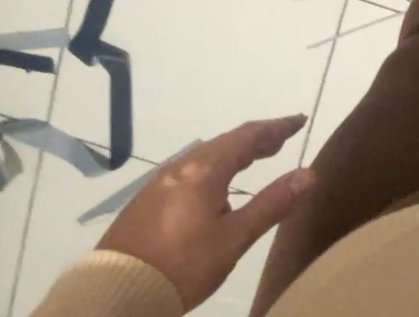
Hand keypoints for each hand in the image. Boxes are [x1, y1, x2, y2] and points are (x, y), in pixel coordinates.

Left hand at [97, 115, 314, 308]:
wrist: (109, 302)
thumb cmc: (180, 267)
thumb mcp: (234, 239)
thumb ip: (272, 203)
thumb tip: (309, 174)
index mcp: (204, 170)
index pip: (248, 136)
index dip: (277, 127)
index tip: (299, 120)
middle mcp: (180, 168)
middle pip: (226, 143)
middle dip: (256, 139)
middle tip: (281, 141)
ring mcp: (158, 186)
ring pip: (205, 158)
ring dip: (234, 154)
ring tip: (253, 160)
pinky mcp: (143, 206)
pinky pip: (188, 173)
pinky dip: (213, 169)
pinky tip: (215, 189)